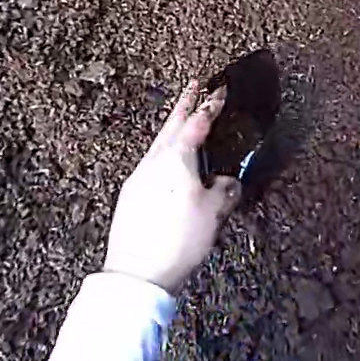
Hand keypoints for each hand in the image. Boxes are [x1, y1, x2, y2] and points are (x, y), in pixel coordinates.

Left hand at [103, 82, 242, 293]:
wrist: (138, 274)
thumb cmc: (178, 240)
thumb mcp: (213, 212)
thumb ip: (225, 190)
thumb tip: (228, 182)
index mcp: (177, 157)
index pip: (197, 122)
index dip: (210, 105)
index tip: (219, 90)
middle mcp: (155, 161)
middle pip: (172, 124)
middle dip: (184, 103)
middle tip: (193, 86)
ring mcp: (140, 176)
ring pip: (159, 142)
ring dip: (173, 128)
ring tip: (182, 121)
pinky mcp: (131, 194)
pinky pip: (151, 162)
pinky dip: (164, 152)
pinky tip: (169, 163)